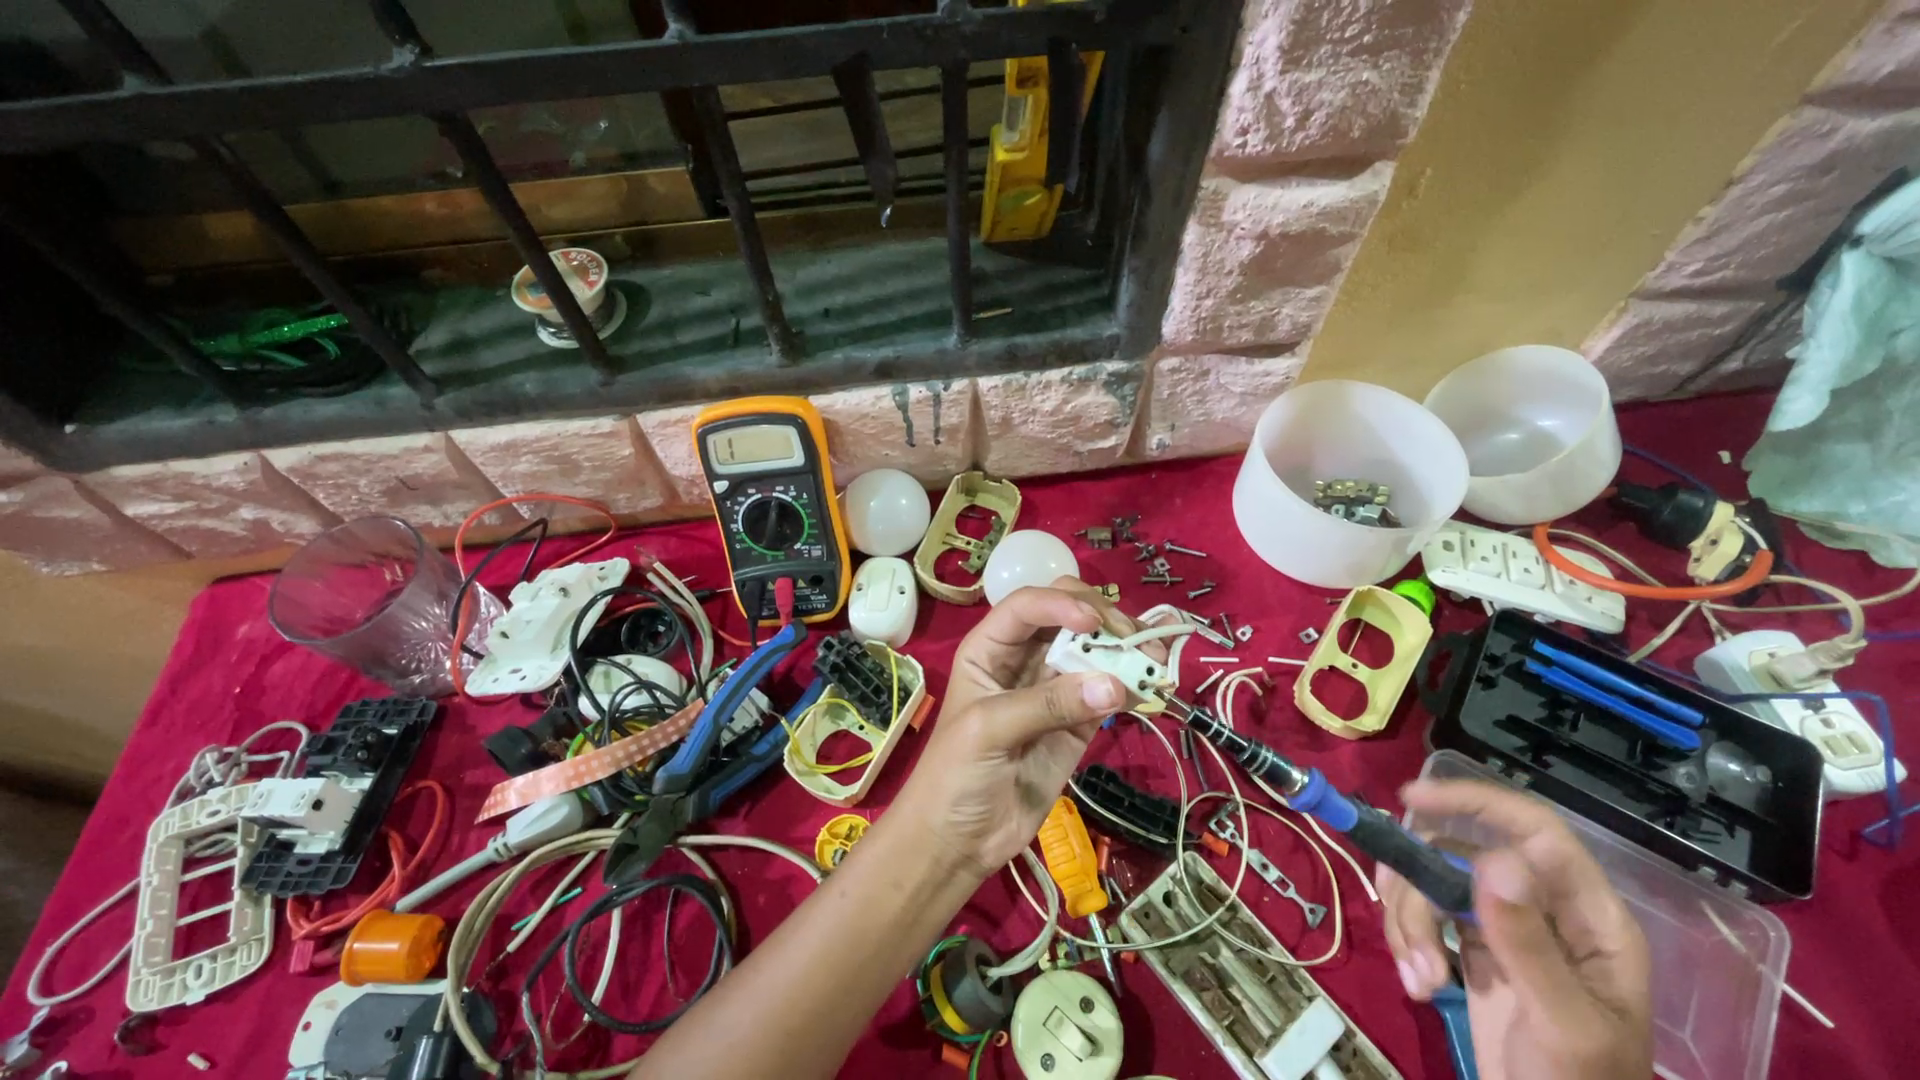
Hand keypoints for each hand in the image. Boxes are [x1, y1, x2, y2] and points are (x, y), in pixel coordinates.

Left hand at [892, 579, 1126, 877]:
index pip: (1028, 605)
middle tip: (1133, 638)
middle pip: (1068, 616)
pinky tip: (1151, 688)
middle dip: (1103, 618)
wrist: (958, 841)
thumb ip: (1047, 704)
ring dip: (1126, 649)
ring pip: (1095, 651)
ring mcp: (1053, 690)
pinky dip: (1132, 687)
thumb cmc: (953, 776)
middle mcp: (1023, 659)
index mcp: (989, 648)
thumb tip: (1115, 684)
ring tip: (1157, 659)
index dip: (1061, 603)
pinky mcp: (1077, 724)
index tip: (1093, 623)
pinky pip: (1108, 693)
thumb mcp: (988, 730)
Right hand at [1378, 780, 1651, 1079]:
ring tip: (1419, 980)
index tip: (1411, 800)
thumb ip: (1527, 943)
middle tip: (1414, 947)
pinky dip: (1407, 941)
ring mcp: (1504, 927)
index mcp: (1586, 916)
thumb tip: (1494, 859)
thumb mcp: (1561, 1024)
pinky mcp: (1471, 948)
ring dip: (1410, 925)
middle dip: (1422, 894)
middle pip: (1461, 855)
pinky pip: (1423, 915)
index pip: (1533, 831)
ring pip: (1433, 882)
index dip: (1475, 802)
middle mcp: (1544, 908)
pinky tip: (1417, 983)